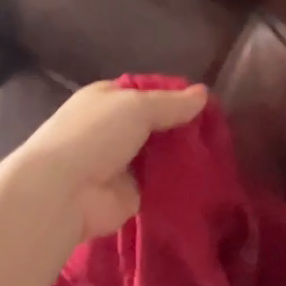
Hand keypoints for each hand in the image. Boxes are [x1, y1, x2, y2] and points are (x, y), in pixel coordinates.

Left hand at [11, 79, 208, 241]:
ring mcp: (123, 163)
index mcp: (108, 99)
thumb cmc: (94, 136)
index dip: (175, 97)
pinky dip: (179, 182)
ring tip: (220, 154)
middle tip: (219, 132)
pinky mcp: (132, 193)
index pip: (147, 92)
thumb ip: (170, 103)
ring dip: (184, 156)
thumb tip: (204, 94)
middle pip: (157, 125)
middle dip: (183, 128)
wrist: (65, 191)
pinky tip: (207, 179)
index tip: (207, 104)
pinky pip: (161, 184)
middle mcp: (114, 128)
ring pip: (161, 155)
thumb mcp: (135, 106)